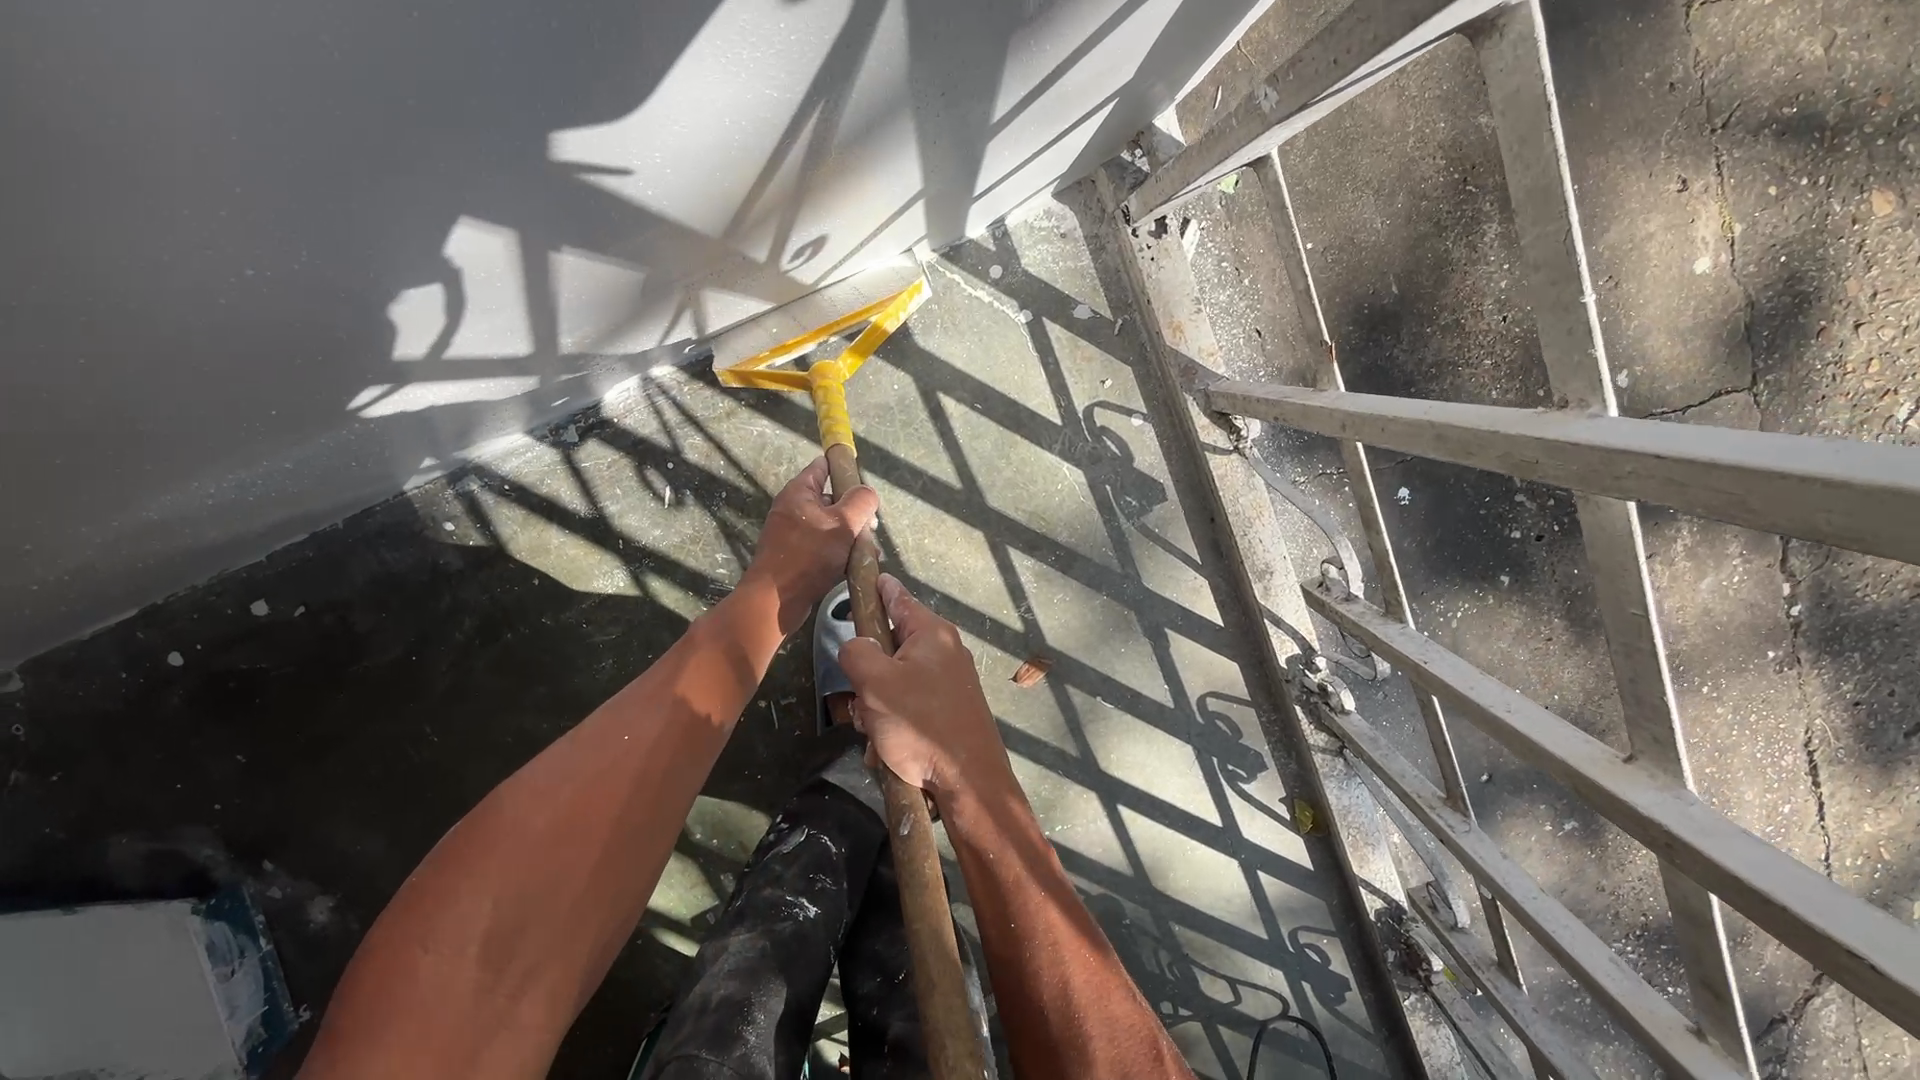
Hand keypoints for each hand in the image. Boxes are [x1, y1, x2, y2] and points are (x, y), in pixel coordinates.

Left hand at [743, 457, 879, 633]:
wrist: (776, 601)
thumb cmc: (808, 556)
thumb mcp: (843, 523)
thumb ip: (861, 502)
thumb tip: (868, 493)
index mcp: (799, 492)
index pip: (823, 467)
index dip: (845, 469)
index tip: (864, 485)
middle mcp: (793, 509)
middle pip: (832, 500)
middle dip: (856, 513)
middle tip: (870, 528)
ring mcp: (792, 534)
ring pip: (831, 527)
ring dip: (851, 537)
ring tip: (867, 552)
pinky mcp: (796, 557)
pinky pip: (823, 547)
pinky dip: (839, 554)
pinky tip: (854, 566)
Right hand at [839, 575, 1013, 801]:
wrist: (969, 782)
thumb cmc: (922, 725)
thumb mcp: (876, 684)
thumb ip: (857, 653)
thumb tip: (856, 646)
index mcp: (931, 634)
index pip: (897, 597)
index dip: (876, 586)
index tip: (866, 570)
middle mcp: (943, 653)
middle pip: (888, 649)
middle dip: (867, 680)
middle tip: (864, 705)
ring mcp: (948, 684)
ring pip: (893, 685)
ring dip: (876, 711)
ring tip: (879, 737)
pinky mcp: (949, 712)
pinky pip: (908, 711)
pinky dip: (893, 729)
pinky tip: (890, 754)